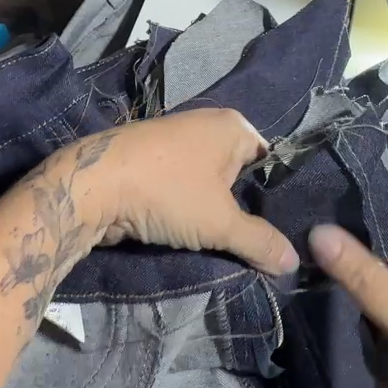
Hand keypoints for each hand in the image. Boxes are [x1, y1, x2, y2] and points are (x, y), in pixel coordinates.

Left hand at [54, 107, 298, 275]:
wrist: (93, 187)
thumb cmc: (167, 192)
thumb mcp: (221, 223)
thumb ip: (260, 241)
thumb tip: (294, 262)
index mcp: (233, 125)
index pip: (272, 162)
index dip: (279, 198)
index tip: (288, 232)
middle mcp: (208, 125)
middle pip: (242, 175)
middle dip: (248, 209)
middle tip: (266, 247)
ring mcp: (178, 142)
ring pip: (212, 185)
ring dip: (217, 213)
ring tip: (235, 247)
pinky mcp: (154, 162)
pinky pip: (186, 188)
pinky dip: (192, 210)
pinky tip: (198, 236)